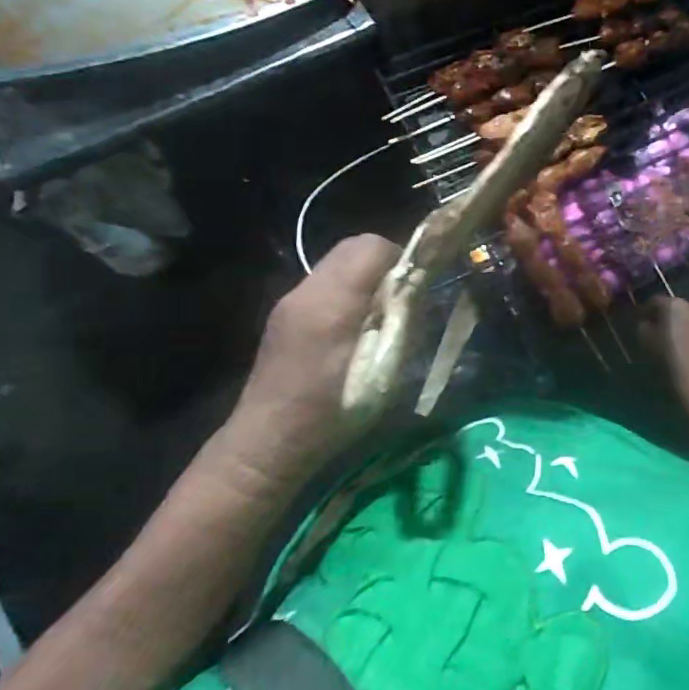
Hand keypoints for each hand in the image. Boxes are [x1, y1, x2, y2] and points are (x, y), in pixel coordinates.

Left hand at [222, 234, 399, 485]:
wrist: (267, 443)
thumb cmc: (332, 416)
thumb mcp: (383, 376)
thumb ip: (403, 327)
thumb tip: (421, 295)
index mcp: (333, 303)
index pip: (372, 247)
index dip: (401, 258)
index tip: (416, 287)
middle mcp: (307, 290)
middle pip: (353, 247)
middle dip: (383, 262)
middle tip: (401, 297)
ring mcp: (290, 299)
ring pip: (335, 263)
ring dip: (363, 276)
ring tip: (377, 313)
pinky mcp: (283, 313)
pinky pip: (321, 282)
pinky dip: (344, 289)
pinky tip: (350, 326)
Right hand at [637, 296, 688, 372]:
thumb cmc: (666, 349)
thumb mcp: (645, 336)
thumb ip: (641, 324)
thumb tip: (643, 322)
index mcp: (673, 302)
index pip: (653, 300)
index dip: (642, 309)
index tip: (635, 319)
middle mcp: (688, 305)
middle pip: (668, 306)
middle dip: (656, 314)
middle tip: (646, 325)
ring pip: (678, 315)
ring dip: (668, 322)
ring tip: (657, 334)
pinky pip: (686, 323)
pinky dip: (677, 328)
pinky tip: (670, 340)